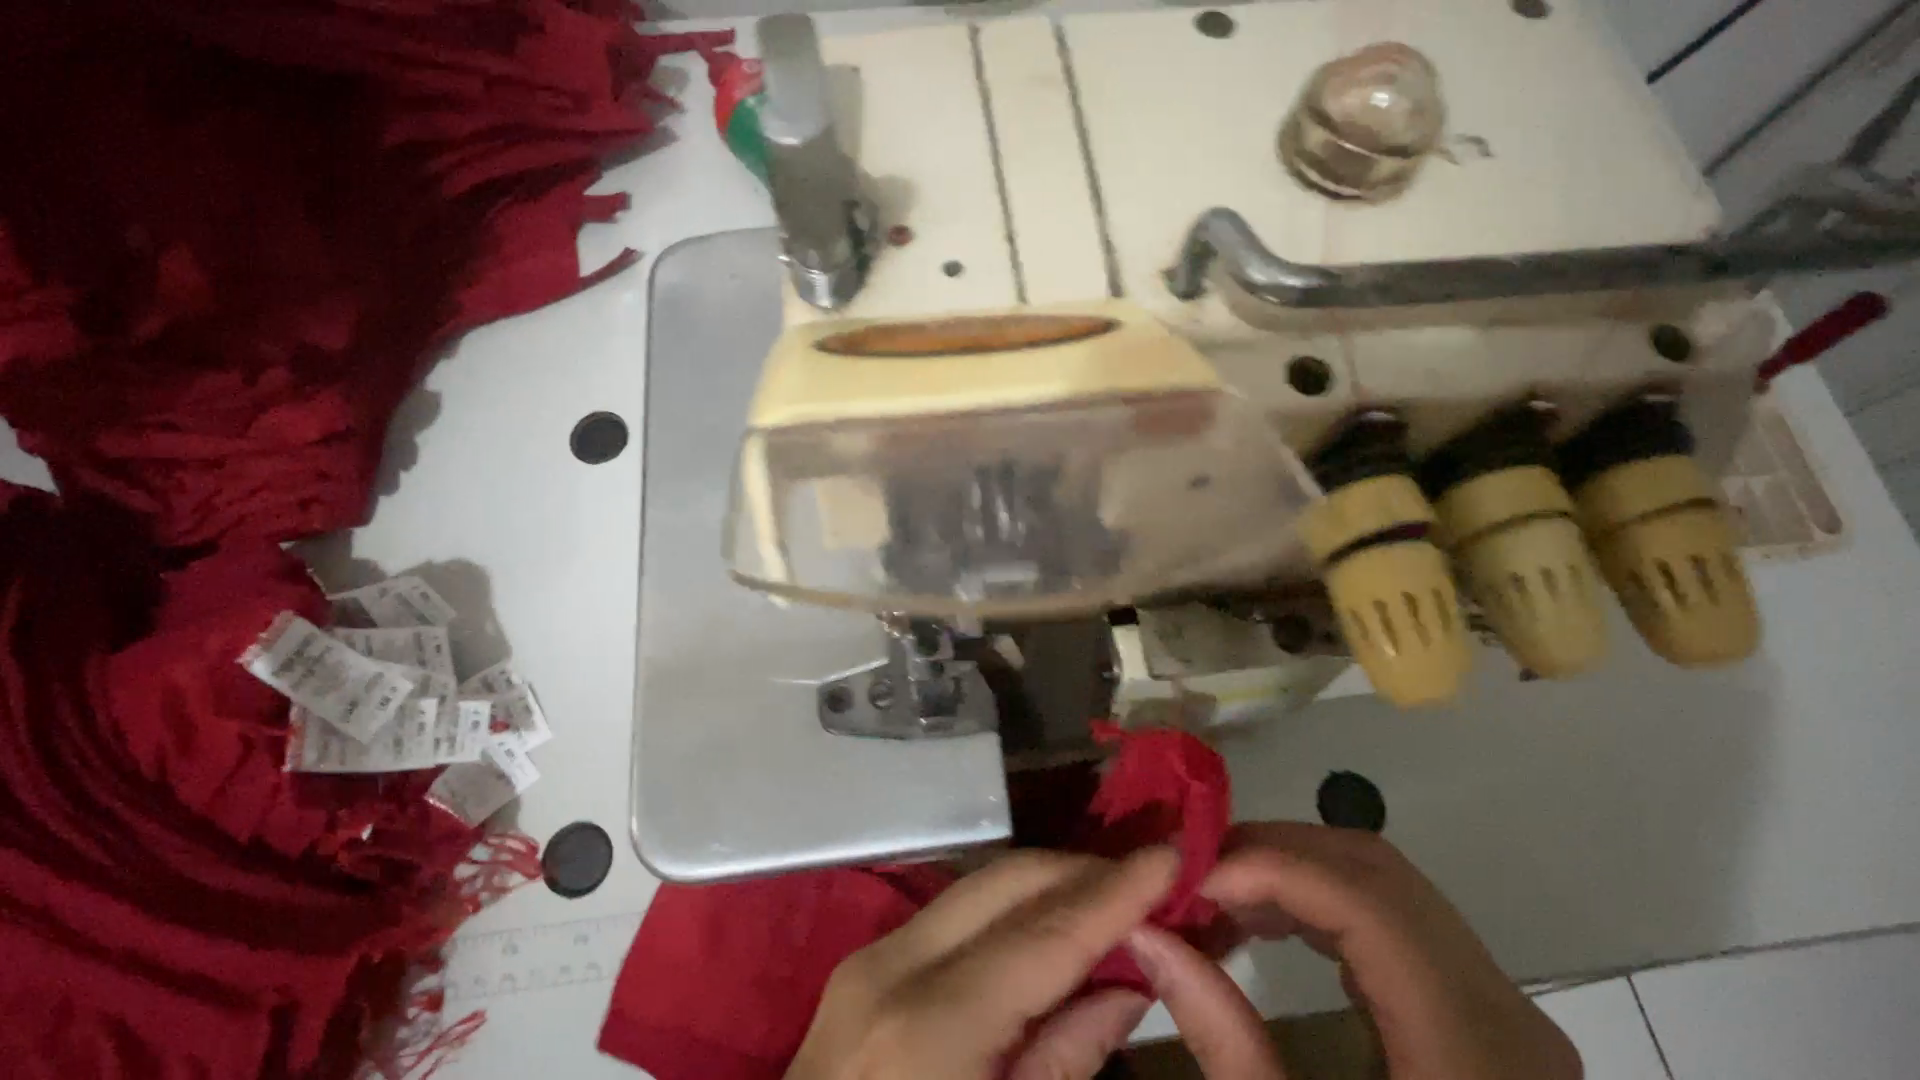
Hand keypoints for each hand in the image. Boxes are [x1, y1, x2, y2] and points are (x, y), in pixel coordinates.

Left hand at [786, 847, 1177, 1079]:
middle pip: (1009, 882)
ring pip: (980, 885)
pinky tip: (1051, 924)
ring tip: (1113, 898)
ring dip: (1051, 883)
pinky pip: (953, 912)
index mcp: (931, 1025)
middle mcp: (894, 965)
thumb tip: (1128, 984)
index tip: (1174, 853)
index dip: (1116, 890)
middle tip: (1152, 880)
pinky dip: (1011, 907)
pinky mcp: (861, 962)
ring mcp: (869, 957)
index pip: (1047, 933)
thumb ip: (1067, 1057)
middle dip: (1085, 870)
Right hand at [1127, 822, 1578, 1079]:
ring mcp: (1496, 1004)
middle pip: (1377, 872)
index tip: (1185, 880)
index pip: (1364, 901)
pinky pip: (1397, 922)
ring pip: (1387, 886)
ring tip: (1215, 898)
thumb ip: (1222, 1039)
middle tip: (1189, 874)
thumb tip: (1147, 937)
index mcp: (1467, 1045)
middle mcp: (1499, 1003)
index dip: (1269, 868)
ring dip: (1294, 873)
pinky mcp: (1477, 1012)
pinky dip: (1322, 905)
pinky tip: (1267, 925)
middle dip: (1273, 854)